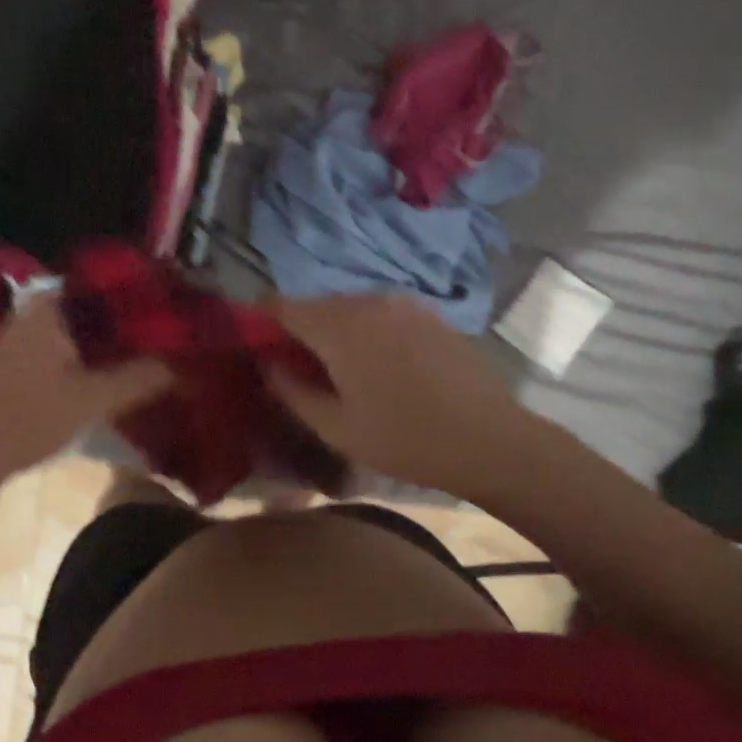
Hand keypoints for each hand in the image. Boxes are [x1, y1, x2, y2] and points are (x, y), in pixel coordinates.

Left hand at [0, 298, 170, 487]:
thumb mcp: (90, 399)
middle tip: (175, 337)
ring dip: (116, 345)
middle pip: (99, 310)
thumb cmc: (25, 418)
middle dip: (135, 324)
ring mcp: (28, 338)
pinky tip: (119, 376)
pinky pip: (71, 350)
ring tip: (157, 356)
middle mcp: (39, 312)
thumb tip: (178, 365)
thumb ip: (137, 378)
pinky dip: (95, 359)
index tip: (180, 311)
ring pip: (85, 332)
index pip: (110, 286)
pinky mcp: (24, 364)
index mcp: (53, 307)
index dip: (146, 297)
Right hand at [265, 296, 529, 490]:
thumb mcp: (336, 427)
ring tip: (334, 370)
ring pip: (349, 308)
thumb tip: (267, 365)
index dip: (258, 322)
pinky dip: (365, 331)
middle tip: (290, 367)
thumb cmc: (405, 439)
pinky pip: (380, 314)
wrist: (491, 440)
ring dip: (332, 330)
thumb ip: (292, 391)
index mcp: (339, 325)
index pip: (281, 305)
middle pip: (315, 304)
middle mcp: (368, 301)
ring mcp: (403, 304)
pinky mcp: (429, 314)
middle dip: (296, 329)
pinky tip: (375, 366)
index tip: (250, 346)